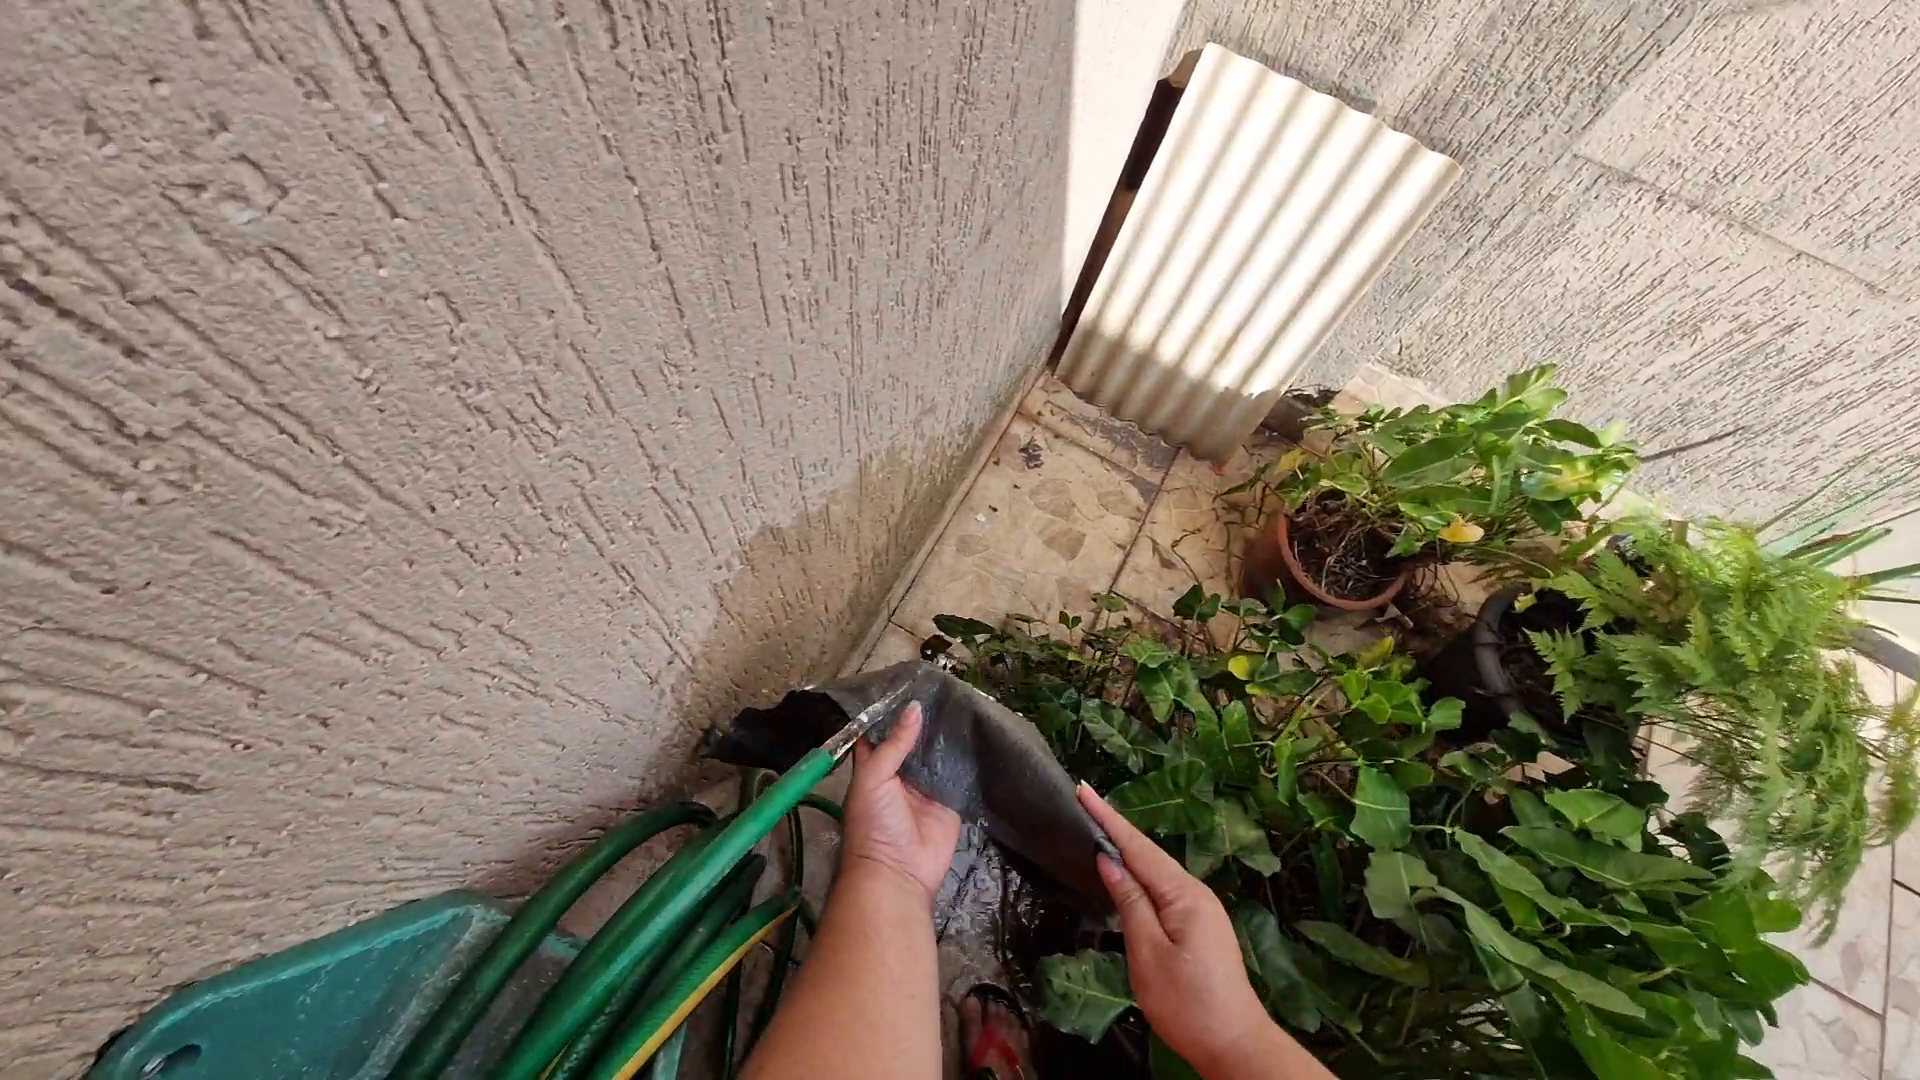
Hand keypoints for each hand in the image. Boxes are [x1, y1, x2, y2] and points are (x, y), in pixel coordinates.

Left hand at [841, 703, 962, 905]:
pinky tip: (977, 732)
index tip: (910, 683)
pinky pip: (960, 775)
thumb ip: (894, 744)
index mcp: (875, 767)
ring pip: (938, 754)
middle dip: (926, 719)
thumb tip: (914, 708)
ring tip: (964, 701)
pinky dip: (967, 757)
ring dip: (947, 734)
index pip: (883, 732)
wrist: (897, 874)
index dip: (893, 711)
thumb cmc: (873, 824)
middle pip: (914, 740)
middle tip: (945, 688)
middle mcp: (901, 774)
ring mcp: (927, 788)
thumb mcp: (874, 778)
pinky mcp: (950, 801)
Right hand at [1077, 784, 1287, 1079]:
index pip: (1137, 846)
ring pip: (1155, 870)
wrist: (1235, 1047)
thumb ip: (1129, 902)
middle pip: (1148, 852)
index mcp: (1183, 894)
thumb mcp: (1148, 954)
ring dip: (1126, 848)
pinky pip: (1162, 887)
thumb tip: (1109, 862)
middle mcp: (1195, 892)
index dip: (1108, 818)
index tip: (1084, 790)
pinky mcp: (1198, 925)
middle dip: (1115, 826)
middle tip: (1084, 800)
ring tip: (1098, 825)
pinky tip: (1125, 869)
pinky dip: (1139, 871)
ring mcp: (1199, 909)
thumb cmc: (1188, 1004)